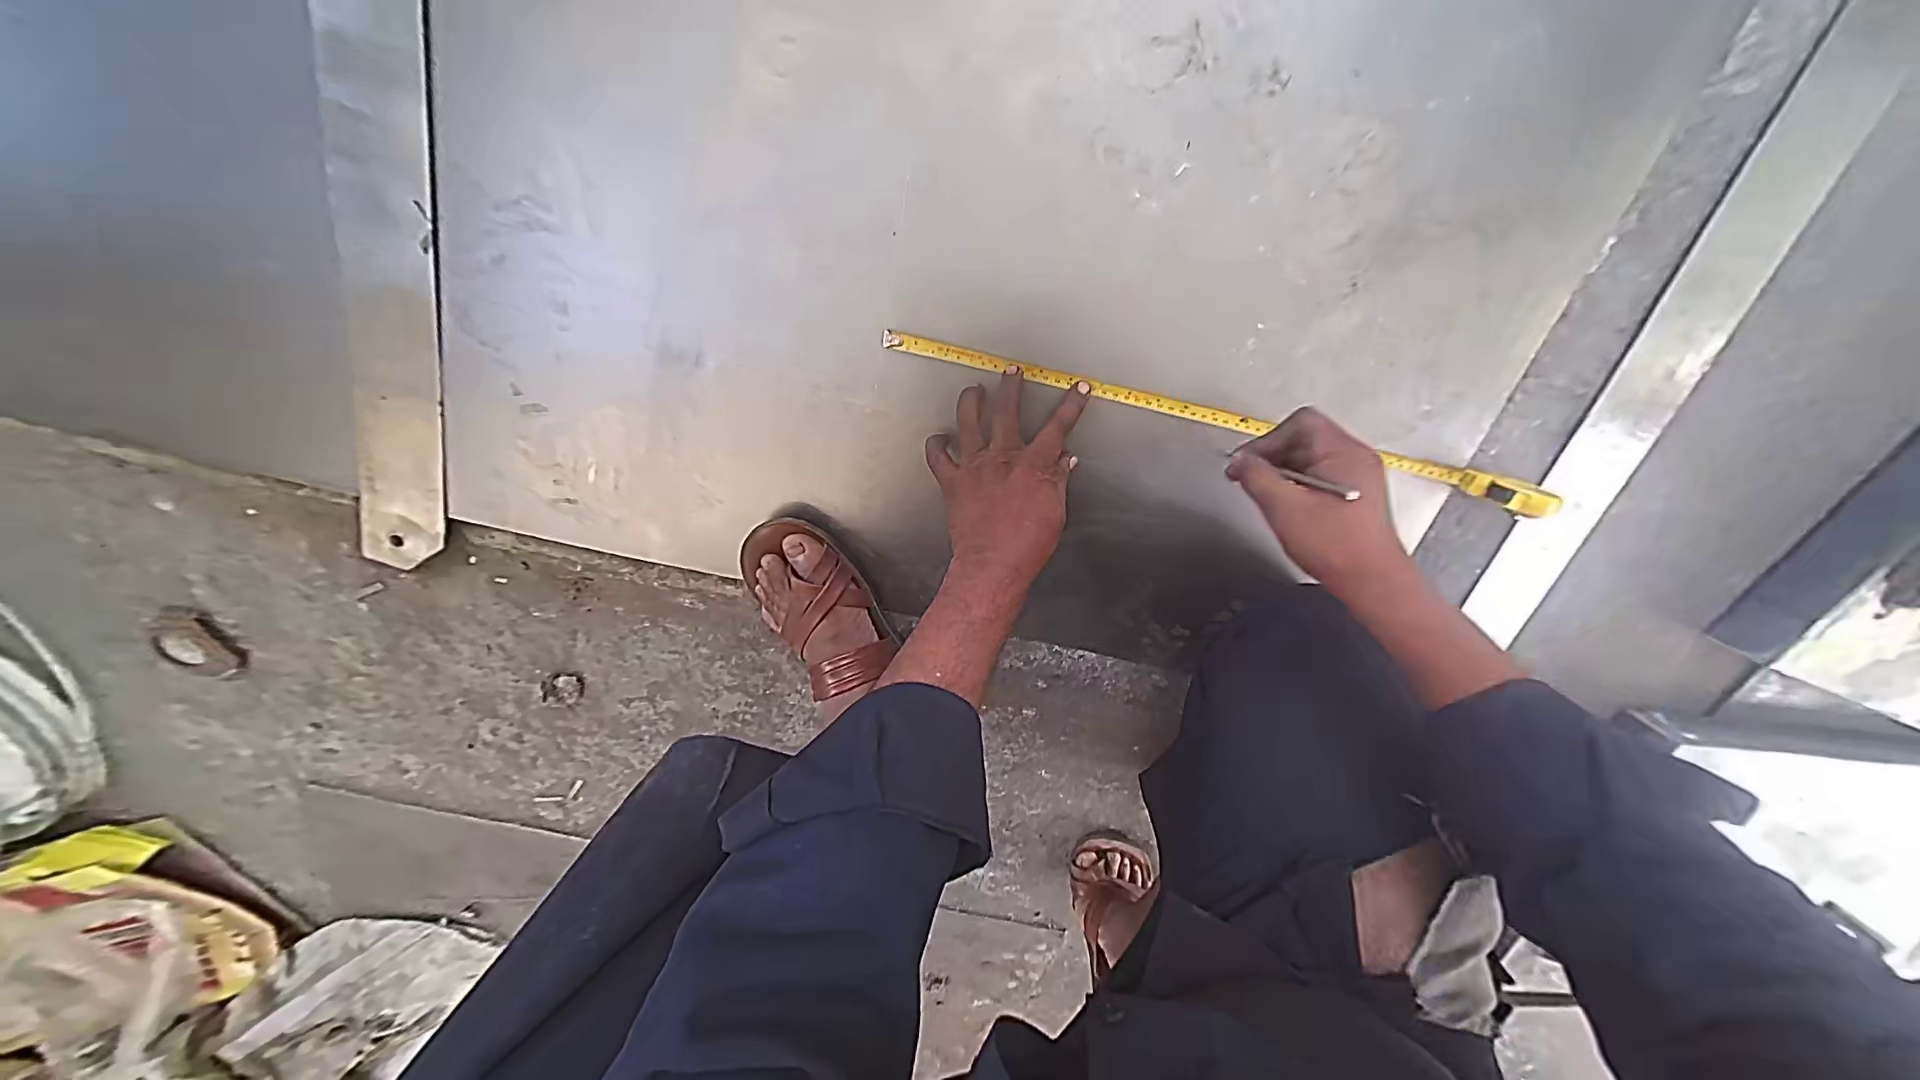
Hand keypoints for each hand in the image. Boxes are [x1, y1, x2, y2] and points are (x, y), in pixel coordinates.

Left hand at [925, 368, 1092, 592]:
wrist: (993, 564)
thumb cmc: (1027, 544)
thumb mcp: (1056, 511)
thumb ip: (1059, 480)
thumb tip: (1065, 460)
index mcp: (1032, 464)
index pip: (1058, 427)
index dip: (1071, 405)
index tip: (1079, 388)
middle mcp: (1002, 458)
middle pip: (1006, 411)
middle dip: (1012, 387)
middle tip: (1013, 371)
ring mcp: (974, 467)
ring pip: (968, 422)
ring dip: (971, 401)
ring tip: (973, 389)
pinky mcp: (953, 482)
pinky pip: (938, 456)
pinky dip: (936, 444)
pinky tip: (938, 437)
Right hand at [1226, 406, 1408, 588]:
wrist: (1368, 580)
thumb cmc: (1337, 548)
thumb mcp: (1282, 507)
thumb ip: (1255, 477)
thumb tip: (1240, 461)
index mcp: (1344, 453)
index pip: (1299, 423)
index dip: (1267, 441)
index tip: (1248, 464)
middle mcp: (1355, 458)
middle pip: (1303, 437)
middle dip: (1271, 457)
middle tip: (1251, 479)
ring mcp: (1357, 475)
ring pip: (1308, 457)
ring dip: (1282, 472)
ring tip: (1269, 496)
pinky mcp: (1352, 492)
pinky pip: (1316, 474)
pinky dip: (1295, 484)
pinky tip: (1287, 507)